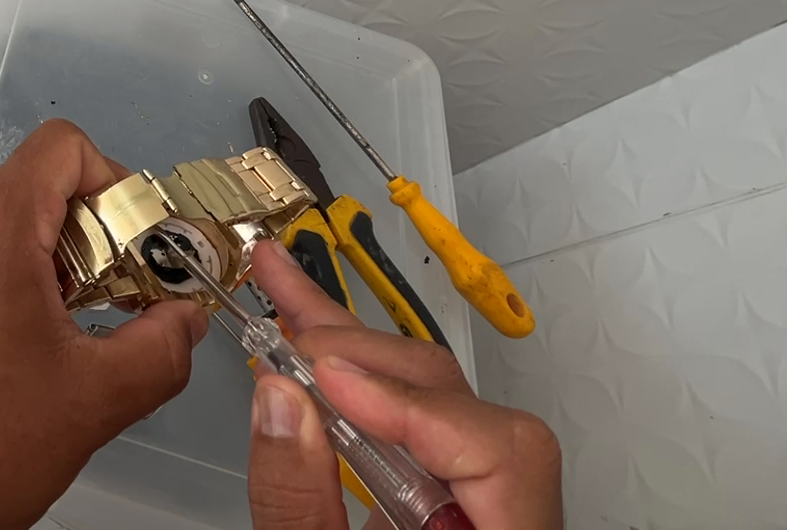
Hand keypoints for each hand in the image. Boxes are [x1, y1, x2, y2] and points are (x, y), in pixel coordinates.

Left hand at [0, 120, 206, 529]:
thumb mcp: (94, 396)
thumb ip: (162, 348)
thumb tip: (187, 319)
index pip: (63, 146)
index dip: (114, 179)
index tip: (138, 242)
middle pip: (45, 181)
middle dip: (99, 229)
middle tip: (126, 290)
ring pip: (19, 217)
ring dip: (68, 256)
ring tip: (89, 321)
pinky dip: (31, 272)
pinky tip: (46, 337)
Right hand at [246, 239, 561, 529]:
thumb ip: (299, 503)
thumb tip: (277, 395)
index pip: (496, 450)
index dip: (407, 401)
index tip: (324, 377)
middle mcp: (508, 514)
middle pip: (458, 400)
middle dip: (359, 355)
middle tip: (283, 334)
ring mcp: (479, 495)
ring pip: (426, 390)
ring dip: (341, 338)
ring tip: (279, 279)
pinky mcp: (442, 482)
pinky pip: (401, 408)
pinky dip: (345, 365)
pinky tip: (301, 321)